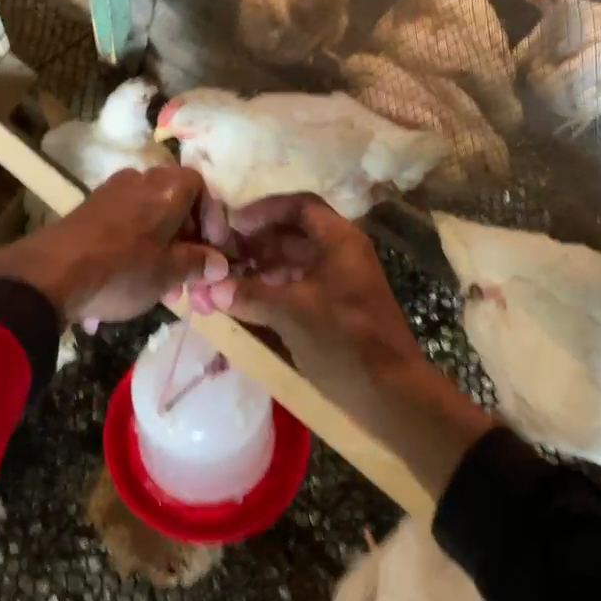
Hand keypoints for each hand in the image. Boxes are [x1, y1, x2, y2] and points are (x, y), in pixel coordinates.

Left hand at [0, 166, 226, 327]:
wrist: (50, 274)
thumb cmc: (122, 270)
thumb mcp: (169, 273)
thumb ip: (199, 264)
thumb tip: (219, 263)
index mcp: (167, 187)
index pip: (202, 189)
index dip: (213, 220)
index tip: (214, 253)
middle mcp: (140, 179)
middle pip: (175, 202)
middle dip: (187, 239)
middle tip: (190, 275)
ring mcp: (110, 192)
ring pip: (149, 216)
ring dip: (162, 247)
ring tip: (162, 287)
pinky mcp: (87, 210)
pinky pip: (124, 223)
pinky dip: (136, 246)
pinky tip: (130, 280)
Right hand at [192, 194, 495, 495]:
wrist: (391, 394)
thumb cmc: (344, 341)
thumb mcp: (291, 313)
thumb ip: (249, 295)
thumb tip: (209, 290)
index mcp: (339, 241)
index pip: (299, 207)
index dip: (263, 211)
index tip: (232, 225)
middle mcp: (341, 255)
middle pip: (292, 236)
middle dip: (255, 245)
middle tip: (220, 258)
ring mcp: (339, 284)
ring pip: (292, 265)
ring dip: (259, 271)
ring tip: (225, 284)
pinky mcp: (334, 311)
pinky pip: (297, 289)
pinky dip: (271, 292)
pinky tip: (245, 305)